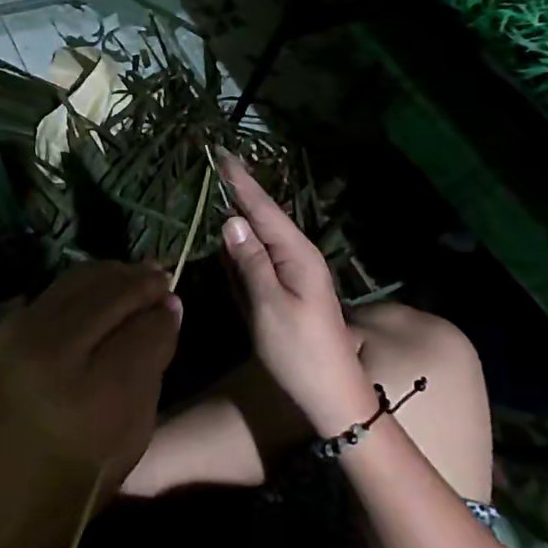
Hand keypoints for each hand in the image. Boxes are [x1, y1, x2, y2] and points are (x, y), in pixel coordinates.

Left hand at [0, 261, 179, 547]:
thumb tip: (167, 311)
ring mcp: (18, 333)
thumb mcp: (134, 434)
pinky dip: (85, 285)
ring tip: (137, 280)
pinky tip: (101, 294)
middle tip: (163, 281)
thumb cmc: (74, 483)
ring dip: (115, 275)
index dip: (167, 313)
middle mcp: (51, 349)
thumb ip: (153, 366)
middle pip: (112, 291)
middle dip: (144, 282)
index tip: (175, 308)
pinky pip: (55, 290)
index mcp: (93, 390)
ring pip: (82, 278)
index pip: (147, 326)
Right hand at [217, 153, 372, 434]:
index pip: (263, 209)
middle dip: (239, 194)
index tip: (222, 154)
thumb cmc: (301, 351)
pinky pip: (258, 263)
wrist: (331, 393)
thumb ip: (250, 262)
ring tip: (219, 192)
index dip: (241, 183)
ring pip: (259, 240)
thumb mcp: (270, 306)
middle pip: (262, 219)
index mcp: (297, 254)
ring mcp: (291, 275)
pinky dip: (241, 250)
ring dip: (240, 218)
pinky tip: (230, 238)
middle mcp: (296, 257)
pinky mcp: (284, 292)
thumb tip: (232, 222)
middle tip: (216, 167)